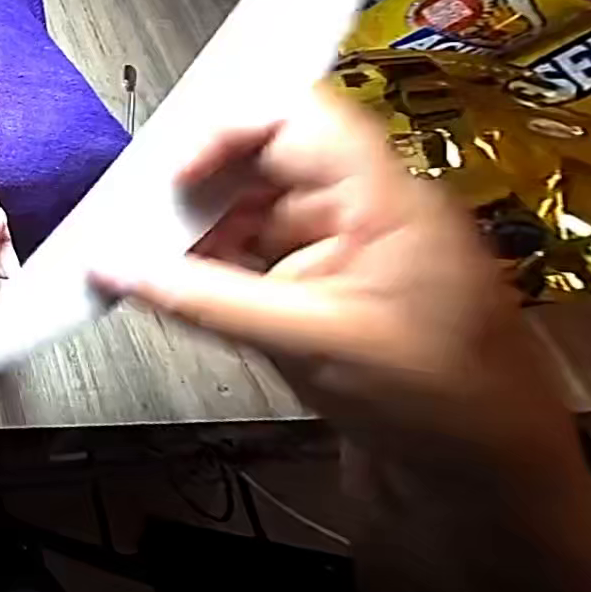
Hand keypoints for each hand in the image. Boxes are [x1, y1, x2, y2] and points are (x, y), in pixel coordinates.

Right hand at [90, 87, 570, 466]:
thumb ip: (198, 301)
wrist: (479, 471)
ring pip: (235, 197)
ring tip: (146, 244)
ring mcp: (327, 234)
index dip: (227, 128)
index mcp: (385, 204)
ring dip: (188, 218)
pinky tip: (170, 270)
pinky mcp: (303, 262)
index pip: (298, 120)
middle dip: (191, 177)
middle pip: (255, 154)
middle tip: (140, 204)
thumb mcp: (308, 343)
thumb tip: (110, 268)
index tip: (175, 169)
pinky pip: (233, 234)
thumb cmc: (444, 404)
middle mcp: (355, 205)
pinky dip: (195, 248)